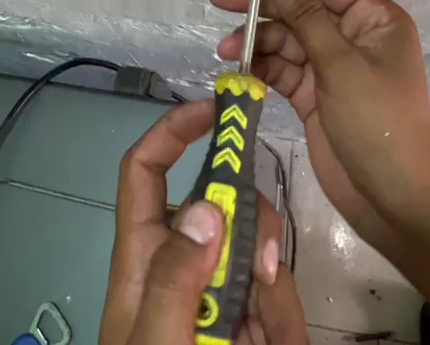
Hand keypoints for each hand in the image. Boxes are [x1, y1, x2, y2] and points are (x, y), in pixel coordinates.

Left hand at [103, 100, 308, 344]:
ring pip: (261, 250)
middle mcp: (183, 263)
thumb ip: (175, 277)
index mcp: (144, 256)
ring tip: (265, 339)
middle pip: (225, 204)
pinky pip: (281, 296)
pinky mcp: (251, 319)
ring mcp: (219, 290)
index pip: (146, 171)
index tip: (215, 109)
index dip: (173, 131)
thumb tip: (208, 206)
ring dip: (273, 293)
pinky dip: (285, 323)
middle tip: (265, 268)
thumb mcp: (155, 338)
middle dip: (254, 228)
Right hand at [211, 0, 429, 242]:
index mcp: (373, 19)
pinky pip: (283, 69)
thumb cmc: (377, 123)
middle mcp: (353, 36)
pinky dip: (261, 66)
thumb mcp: (341, 65)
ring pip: (287, 39)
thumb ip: (307, 16)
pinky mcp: (315, 95)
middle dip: (261, 4)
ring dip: (256, 40)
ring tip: (225, 48)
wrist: (393, 200)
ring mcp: (333, 67)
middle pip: (300, 8)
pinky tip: (238, 67)